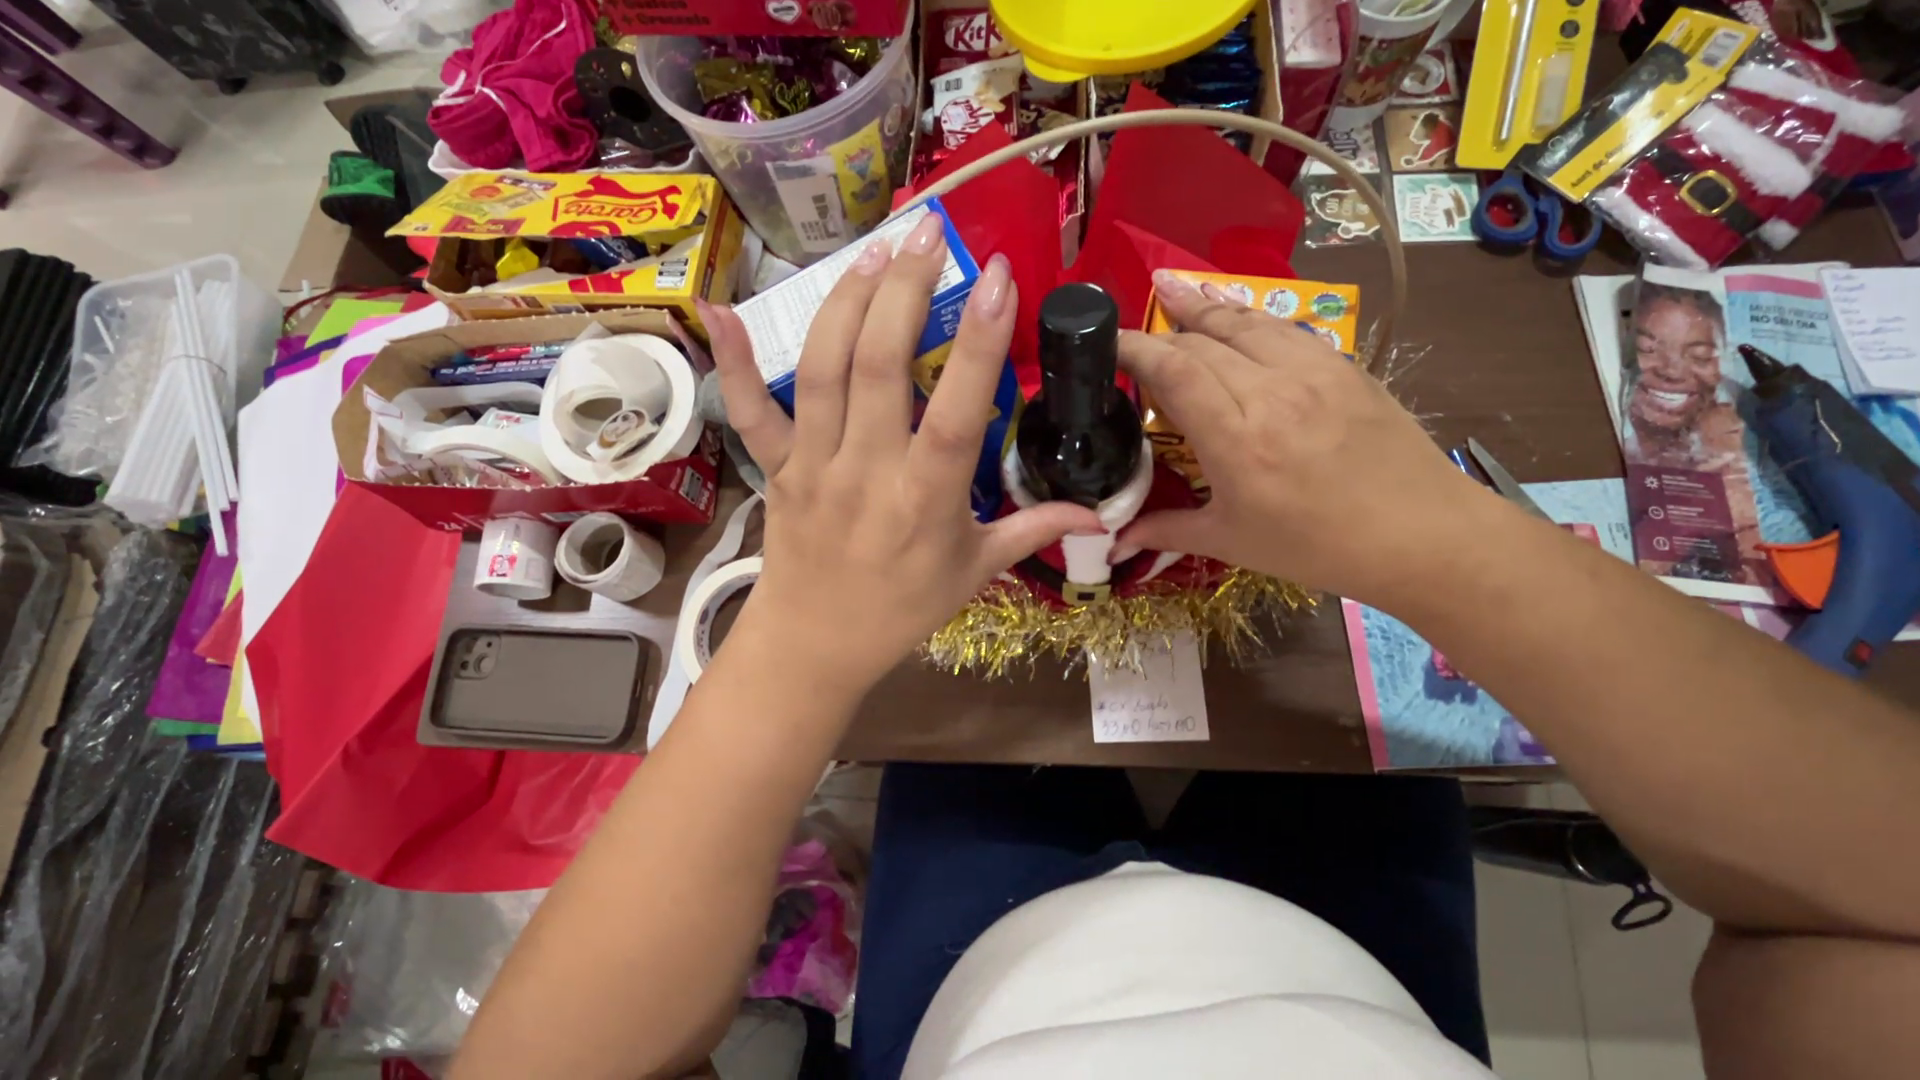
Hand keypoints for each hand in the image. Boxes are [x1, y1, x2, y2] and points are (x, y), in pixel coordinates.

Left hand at [701, 216, 1101, 693]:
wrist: (815, 646)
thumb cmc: (902, 609)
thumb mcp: (975, 572)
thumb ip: (1034, 531)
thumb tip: (1101, 518)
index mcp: (926, 501)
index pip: (958, 413)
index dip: (978, 342)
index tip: (998, 275)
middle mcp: (867, 472)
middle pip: (881, 368)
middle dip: (905, 291)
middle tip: (927, 232)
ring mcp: (814, 465)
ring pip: (823, 371)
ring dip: (846, 303)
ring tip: (874, 248)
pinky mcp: (775, 468)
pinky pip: (749, 412)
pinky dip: (733, 362)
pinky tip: (720, 309)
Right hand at [1113, 271, 1497, 606]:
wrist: (1421, 535)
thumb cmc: (1318, 546)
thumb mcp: (1233, 543)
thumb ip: (1168, 530)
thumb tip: (1113, 539)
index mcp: (1237, 439)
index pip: (1173, 369)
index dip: (1133, 347)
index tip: (1104, 344)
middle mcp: (1271, 391)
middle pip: (1203, 339)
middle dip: (1162, 331)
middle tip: (1133, 337)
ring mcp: (1313, 372)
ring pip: (1246, 321)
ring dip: (1203, 305)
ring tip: (1172, 287)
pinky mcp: (1343, 367)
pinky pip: (1284, 328)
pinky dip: (1249, 317)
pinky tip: (1235, 314)